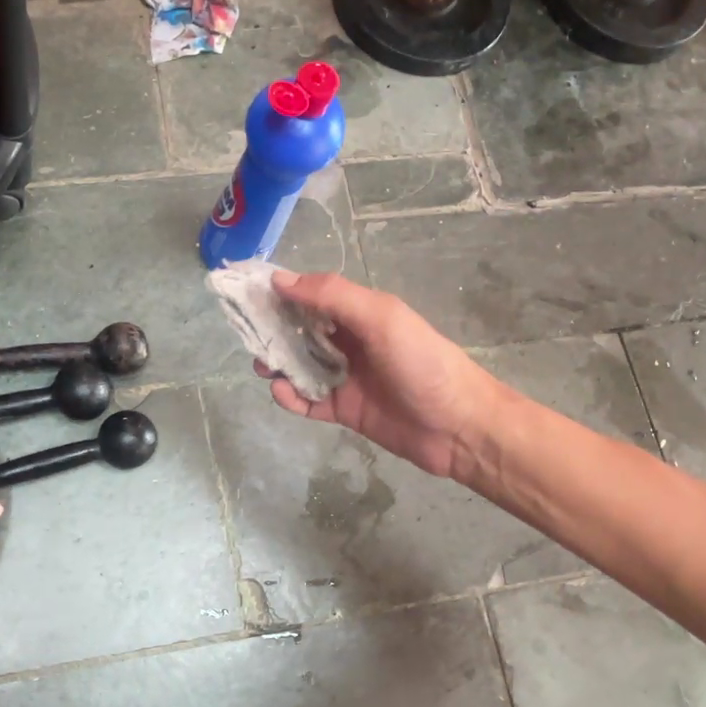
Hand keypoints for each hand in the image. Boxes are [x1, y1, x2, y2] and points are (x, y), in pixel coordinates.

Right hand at [259, 270, 499, 479]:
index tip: (245, 292)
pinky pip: (307, 401)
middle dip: (272, 330)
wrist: (460, 427)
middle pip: (299, 331)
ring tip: (263, 367)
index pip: (310, 296)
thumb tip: (280, 279)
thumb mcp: (381, 318)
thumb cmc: (423, 363)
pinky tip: (282, 393)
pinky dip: (290, 397)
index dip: (279, 293)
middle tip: (249, 335)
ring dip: (277, 364)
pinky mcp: (344, 410)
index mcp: (359, 313)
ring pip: (299, 365)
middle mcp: (349, 341)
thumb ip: (332, 295)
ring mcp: (345, 377)